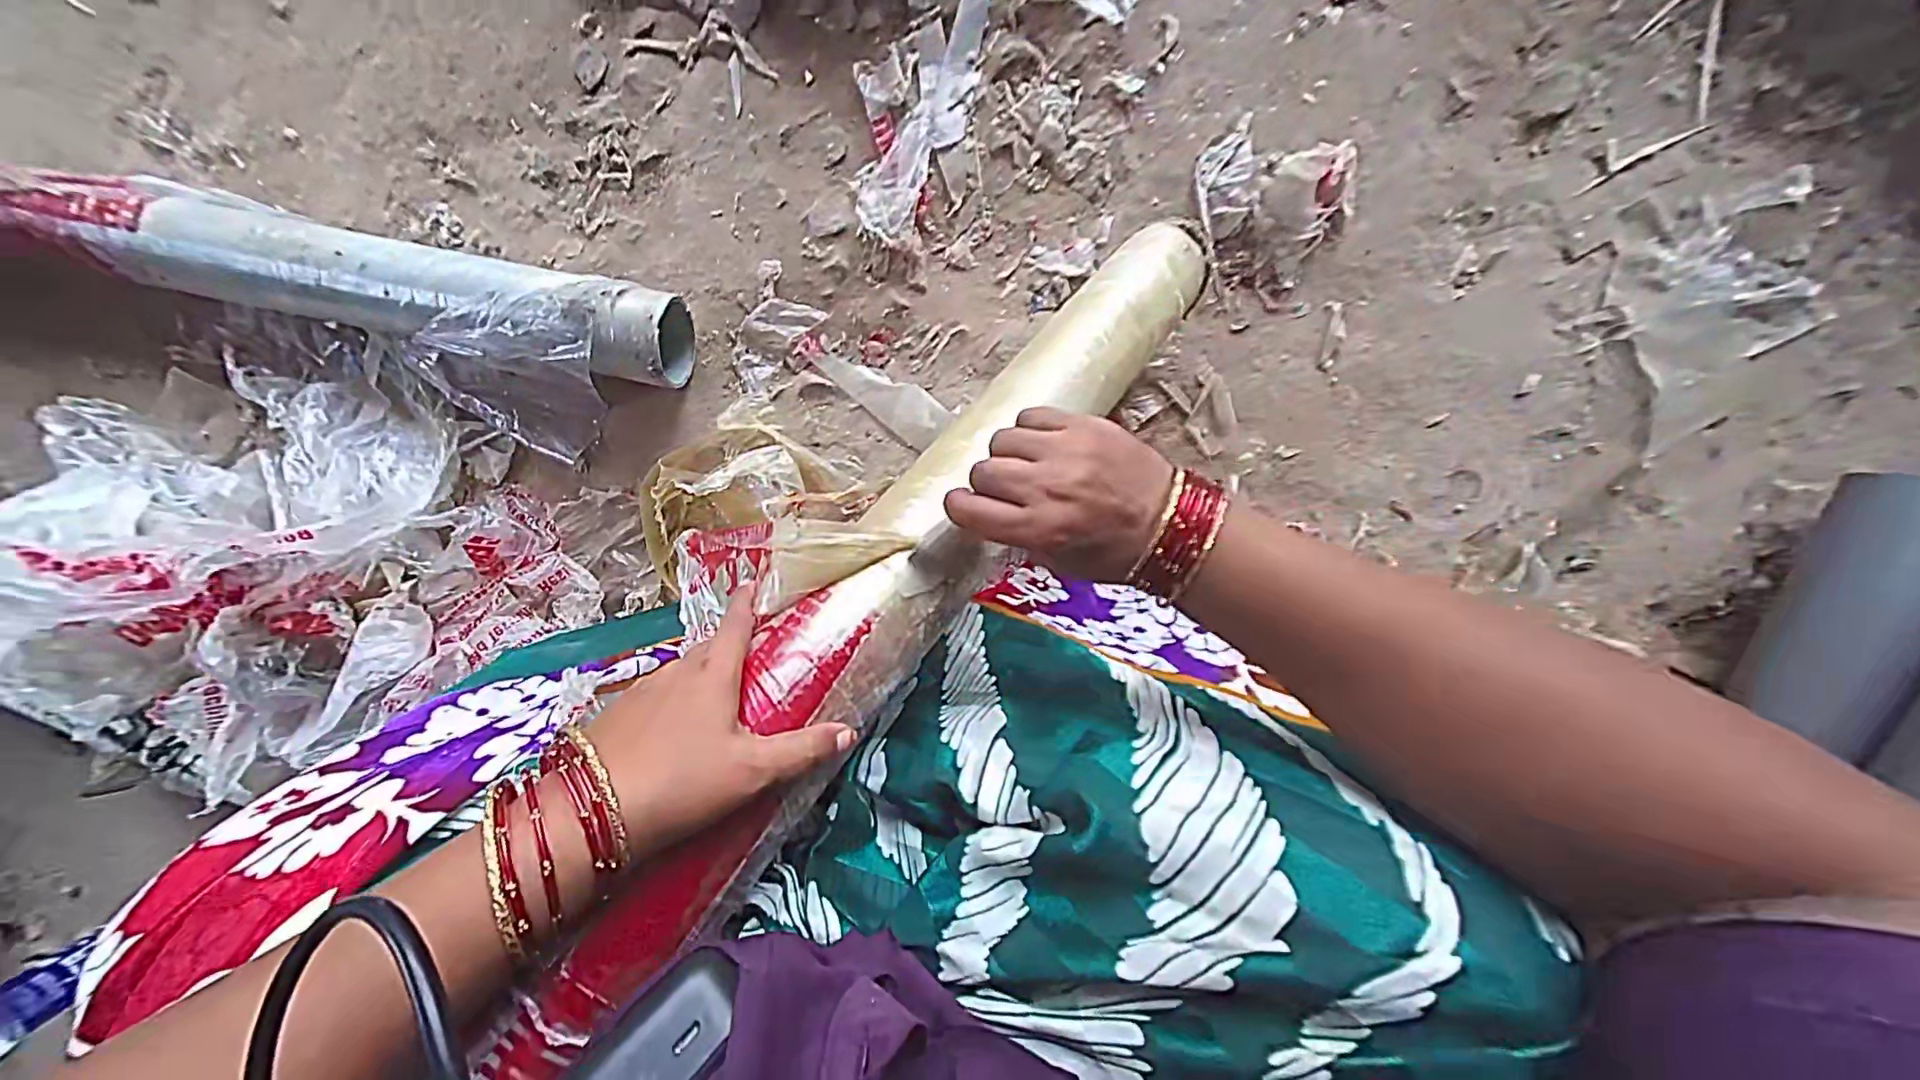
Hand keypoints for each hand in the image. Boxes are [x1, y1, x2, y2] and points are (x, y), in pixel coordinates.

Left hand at [588, 582, 853, 858]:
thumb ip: (802, 750)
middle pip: (709, 645)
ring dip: (701, 671)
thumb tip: (848, 731)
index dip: (747, 601)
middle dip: (729, 640)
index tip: (753, 582)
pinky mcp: (616, 714)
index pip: (735, 625)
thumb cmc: (683, 781)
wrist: (589, 812)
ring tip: (718, 693)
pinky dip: (674, 697)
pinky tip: (675, 727)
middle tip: (751, 650)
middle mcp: (676, 672)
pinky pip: (657, 693)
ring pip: (681, 670)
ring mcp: (641, 691)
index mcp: (712, 675)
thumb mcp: (753, 771)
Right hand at [944, 406, 1176, 581]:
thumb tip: (987, 510)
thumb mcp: (1058, 561)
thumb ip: (1018, 536)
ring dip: (1006, 454)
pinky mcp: (1085, 425)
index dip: (959, 507)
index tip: (964, 505)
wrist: (1171, 524)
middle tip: (1005, 489)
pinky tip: (1042, 444)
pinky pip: (1032, 416)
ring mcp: (1068, 451)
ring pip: (1002, 439)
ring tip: (1026, 463)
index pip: (971, 510)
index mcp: (1041, 529)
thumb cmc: (1113, 553)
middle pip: (983, 471)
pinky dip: (1029, 430)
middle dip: (986, 483)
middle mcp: (1049, 487)